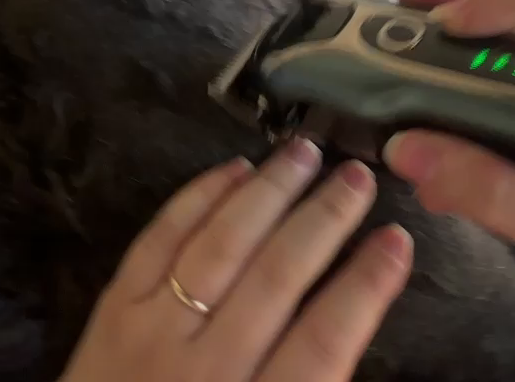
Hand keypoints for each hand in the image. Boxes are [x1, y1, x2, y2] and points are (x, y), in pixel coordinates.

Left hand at [59, 139, 412, 381]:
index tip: (398, 240)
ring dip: (267, 192)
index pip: (324, 343)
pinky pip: (162, 235)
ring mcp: (153, 326)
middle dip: (322, 220)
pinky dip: (199, 197)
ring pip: (221, 243)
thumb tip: (349, 320)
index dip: (365, 288)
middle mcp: (206, 365)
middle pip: (275, 277)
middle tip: (357, 175)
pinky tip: (234, 169)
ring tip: (305, 153)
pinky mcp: (116, 302)